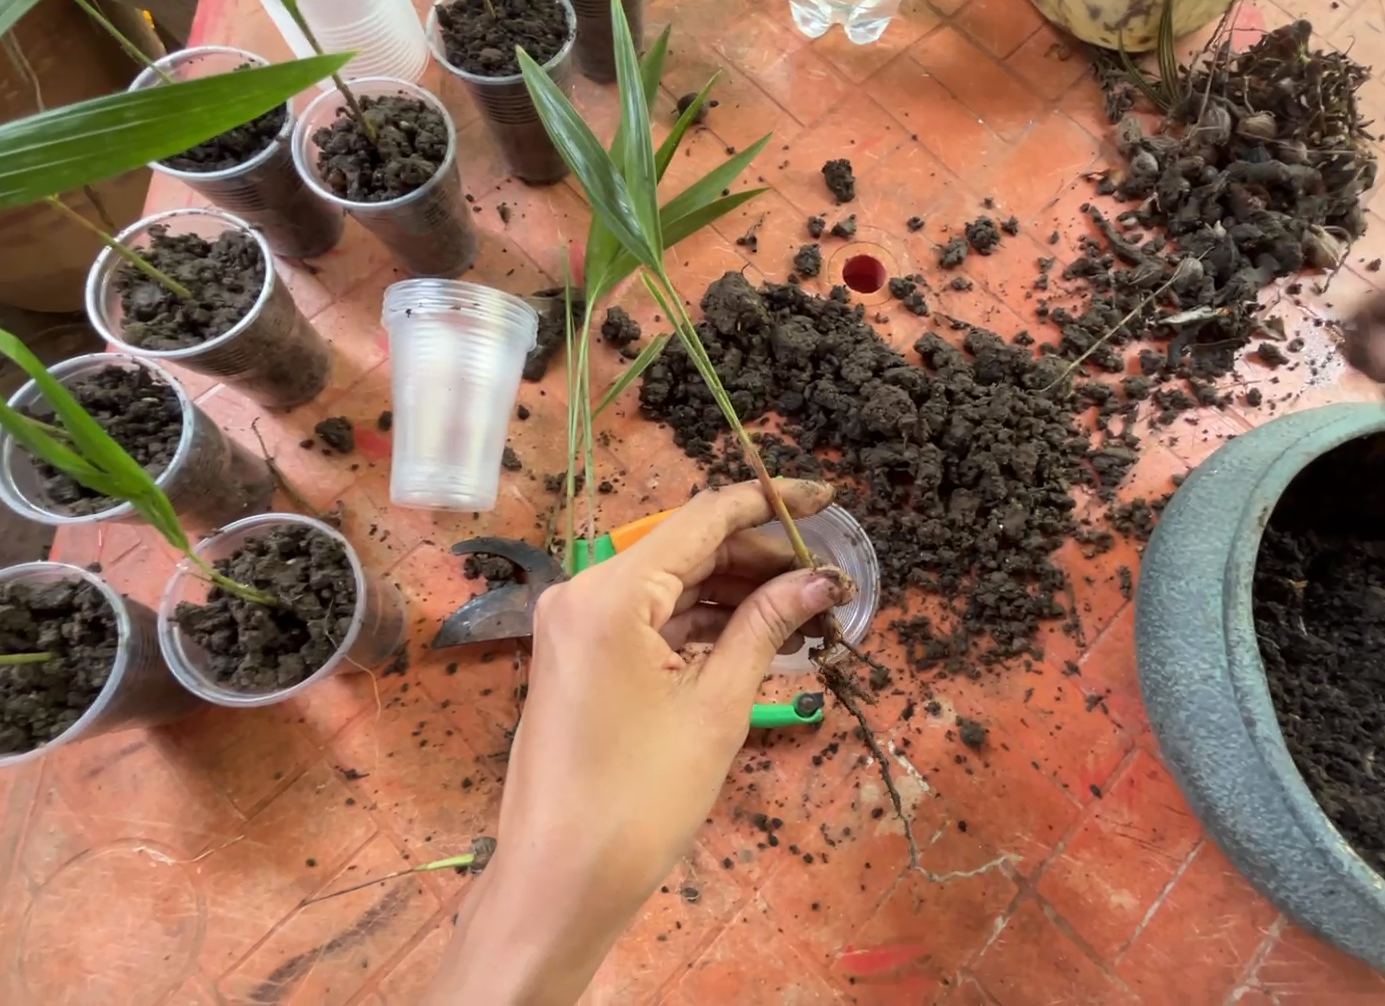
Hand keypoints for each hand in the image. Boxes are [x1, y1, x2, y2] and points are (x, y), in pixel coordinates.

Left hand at [430, 479, 852, 1004]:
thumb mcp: (717, 704)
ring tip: (804, 609)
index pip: (703, 518)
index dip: (769, 503)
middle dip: (760, 559)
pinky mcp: (584, 650)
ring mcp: (580, 620)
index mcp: (611, 591)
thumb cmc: (642, 799)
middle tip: (824, 578)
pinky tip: (758, 632)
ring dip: (737, 592)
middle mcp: (586, 589)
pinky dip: (704, 621)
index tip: (823, 499)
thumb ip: (765, 625)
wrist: (559, 884)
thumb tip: (818, 580)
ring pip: (675, 583)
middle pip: (689, 548)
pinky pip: (654, 617)